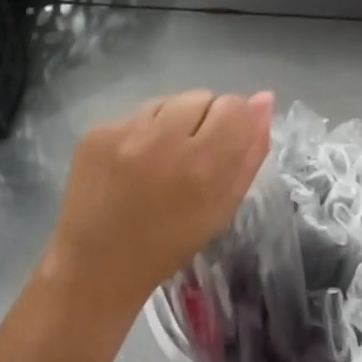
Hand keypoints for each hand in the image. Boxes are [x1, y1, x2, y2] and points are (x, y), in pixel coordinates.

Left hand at [43, 90, 273, 312]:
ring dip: (174, 122)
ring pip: (168, 102)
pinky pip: (134, 116)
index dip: (237, 120)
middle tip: (195, 154)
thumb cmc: (171, 244)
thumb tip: (264, 100)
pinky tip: (135, 163)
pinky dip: (142, 133)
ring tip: (164, 158)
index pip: (234, 106)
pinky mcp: (97, 132)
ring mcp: (125, 132)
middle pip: (202, 96)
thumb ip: (249, 154)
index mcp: (202, 164)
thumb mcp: (223, 208)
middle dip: (206, 118)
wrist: (99, 264)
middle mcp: (163, 139)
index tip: (228, 140)